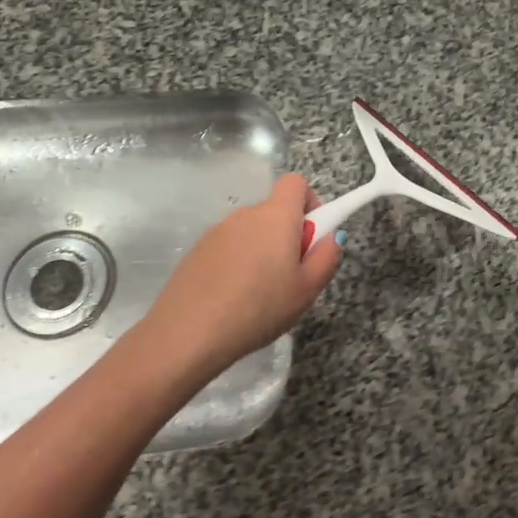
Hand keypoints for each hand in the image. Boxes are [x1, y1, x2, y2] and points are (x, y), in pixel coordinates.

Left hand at [132, 173, 342, 381]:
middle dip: (287, 236)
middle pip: (274, 212)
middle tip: (289, 278)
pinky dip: (236, 265)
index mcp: (276, 216)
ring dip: (261, 252)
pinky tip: (232, 300)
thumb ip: (326, 257)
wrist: (187, 334)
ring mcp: (217, 232)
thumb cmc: (258, 308)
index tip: (312, 236)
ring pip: (251, 233)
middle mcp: (245, 214)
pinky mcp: (196, 252)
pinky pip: (228, 249)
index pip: (295, 183)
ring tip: (259, 296)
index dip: (309, 202)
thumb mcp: (307, 290)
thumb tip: (330, 236)